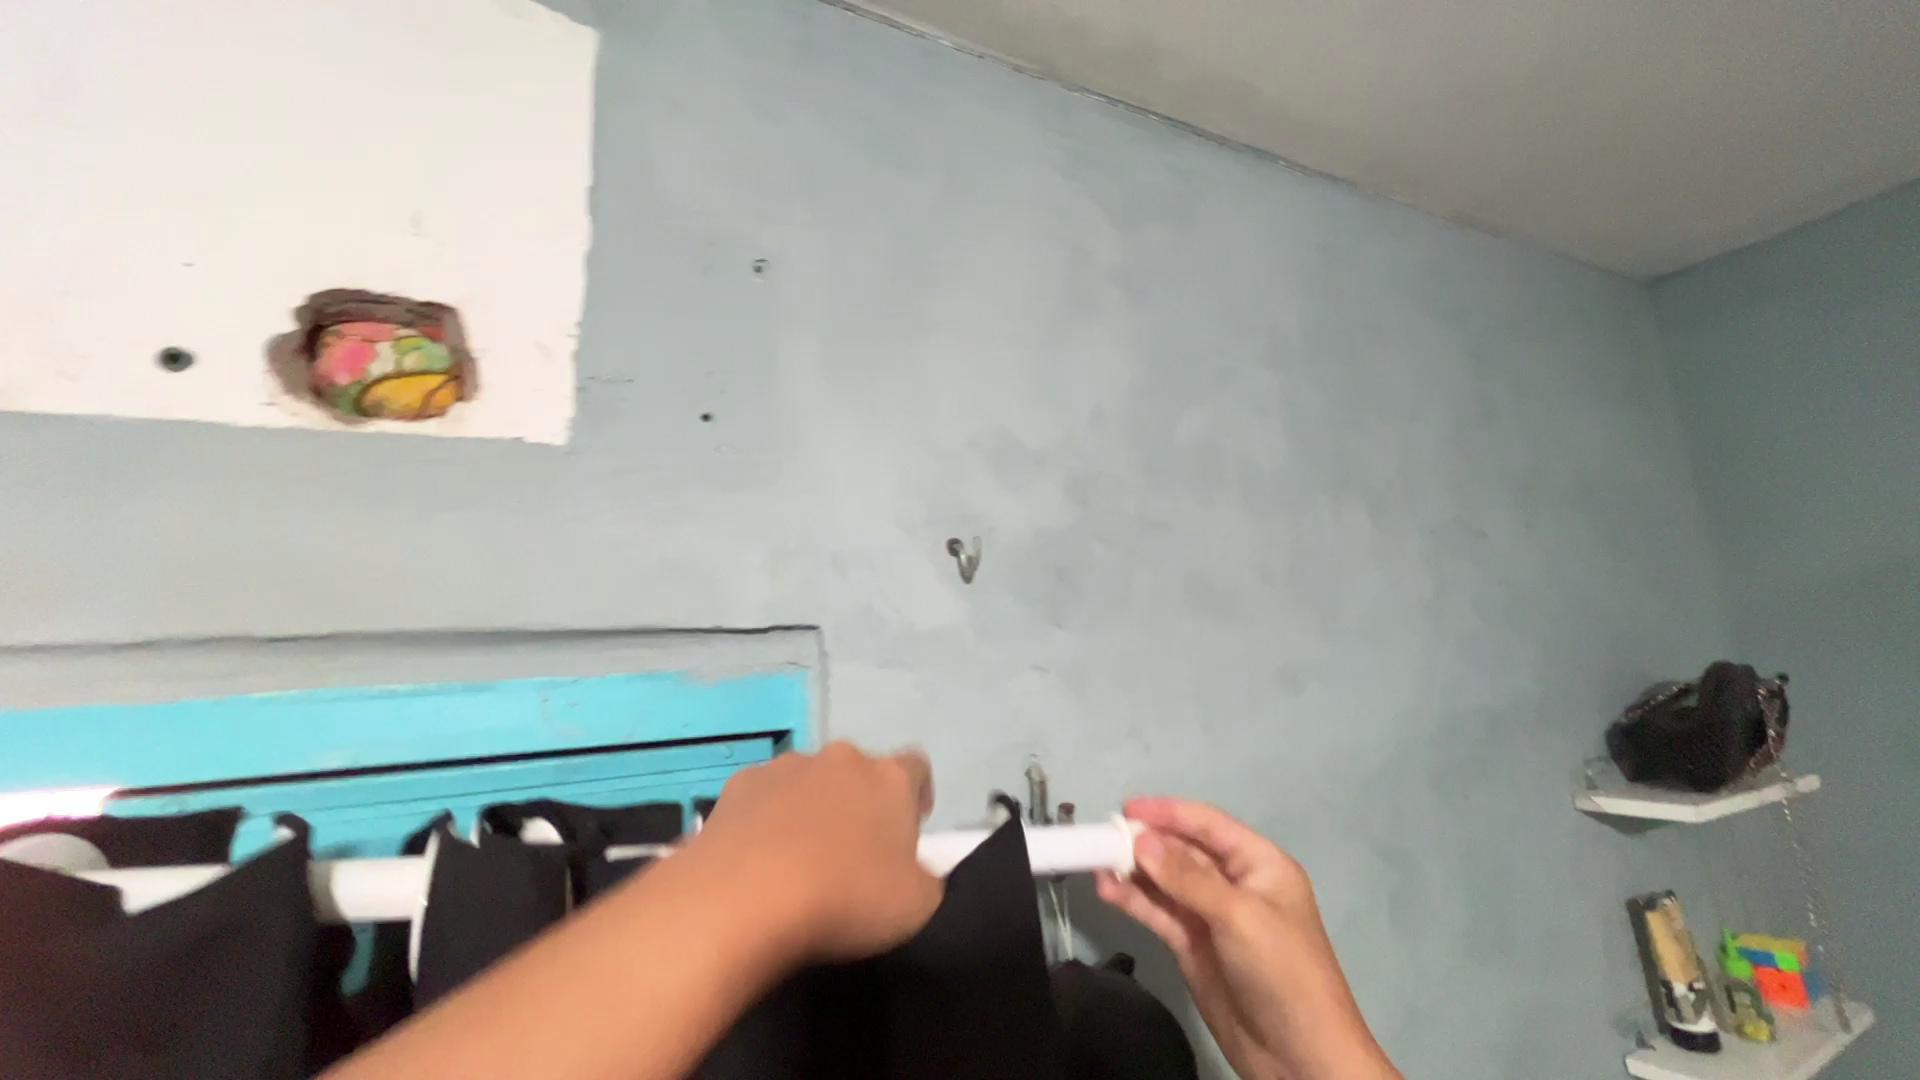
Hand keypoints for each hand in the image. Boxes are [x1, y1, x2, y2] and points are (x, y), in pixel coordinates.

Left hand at [689, 742, 942, 962]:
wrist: (743, 899)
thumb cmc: (844, 900)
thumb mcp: (915, 907)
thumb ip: (926, 879)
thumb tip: (915, 872)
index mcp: (891, 778)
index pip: (916, 768)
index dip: (916, 796)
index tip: (907, 831)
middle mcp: (841, 759)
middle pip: (859, 772)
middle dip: (859, 803)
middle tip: (852, 854)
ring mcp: (786, 767)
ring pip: (809, 781)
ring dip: (811, 808)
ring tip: (798, 860)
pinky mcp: (739, 784)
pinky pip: (764, 797)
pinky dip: (766, 819)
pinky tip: (756, 860)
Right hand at [1096, 798, 1398, 1079]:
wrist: (1300, 1057)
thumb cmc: (1283, 972)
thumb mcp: (1239, 917)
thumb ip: (1187, 877)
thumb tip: (1140, 840)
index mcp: (1259, 865)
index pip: (1208, 825)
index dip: (1168, 812)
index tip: (1126, 808)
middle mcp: (1233, 883)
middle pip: (1182, 850)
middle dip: (1145, 842)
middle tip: (1103, 838)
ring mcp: (1210, 915)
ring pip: (1165, 881)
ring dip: (1133, 871)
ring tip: (1096, 862)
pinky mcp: (1191, 944)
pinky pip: (1157, 912)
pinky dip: (1133, 900)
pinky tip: (1107, 890)